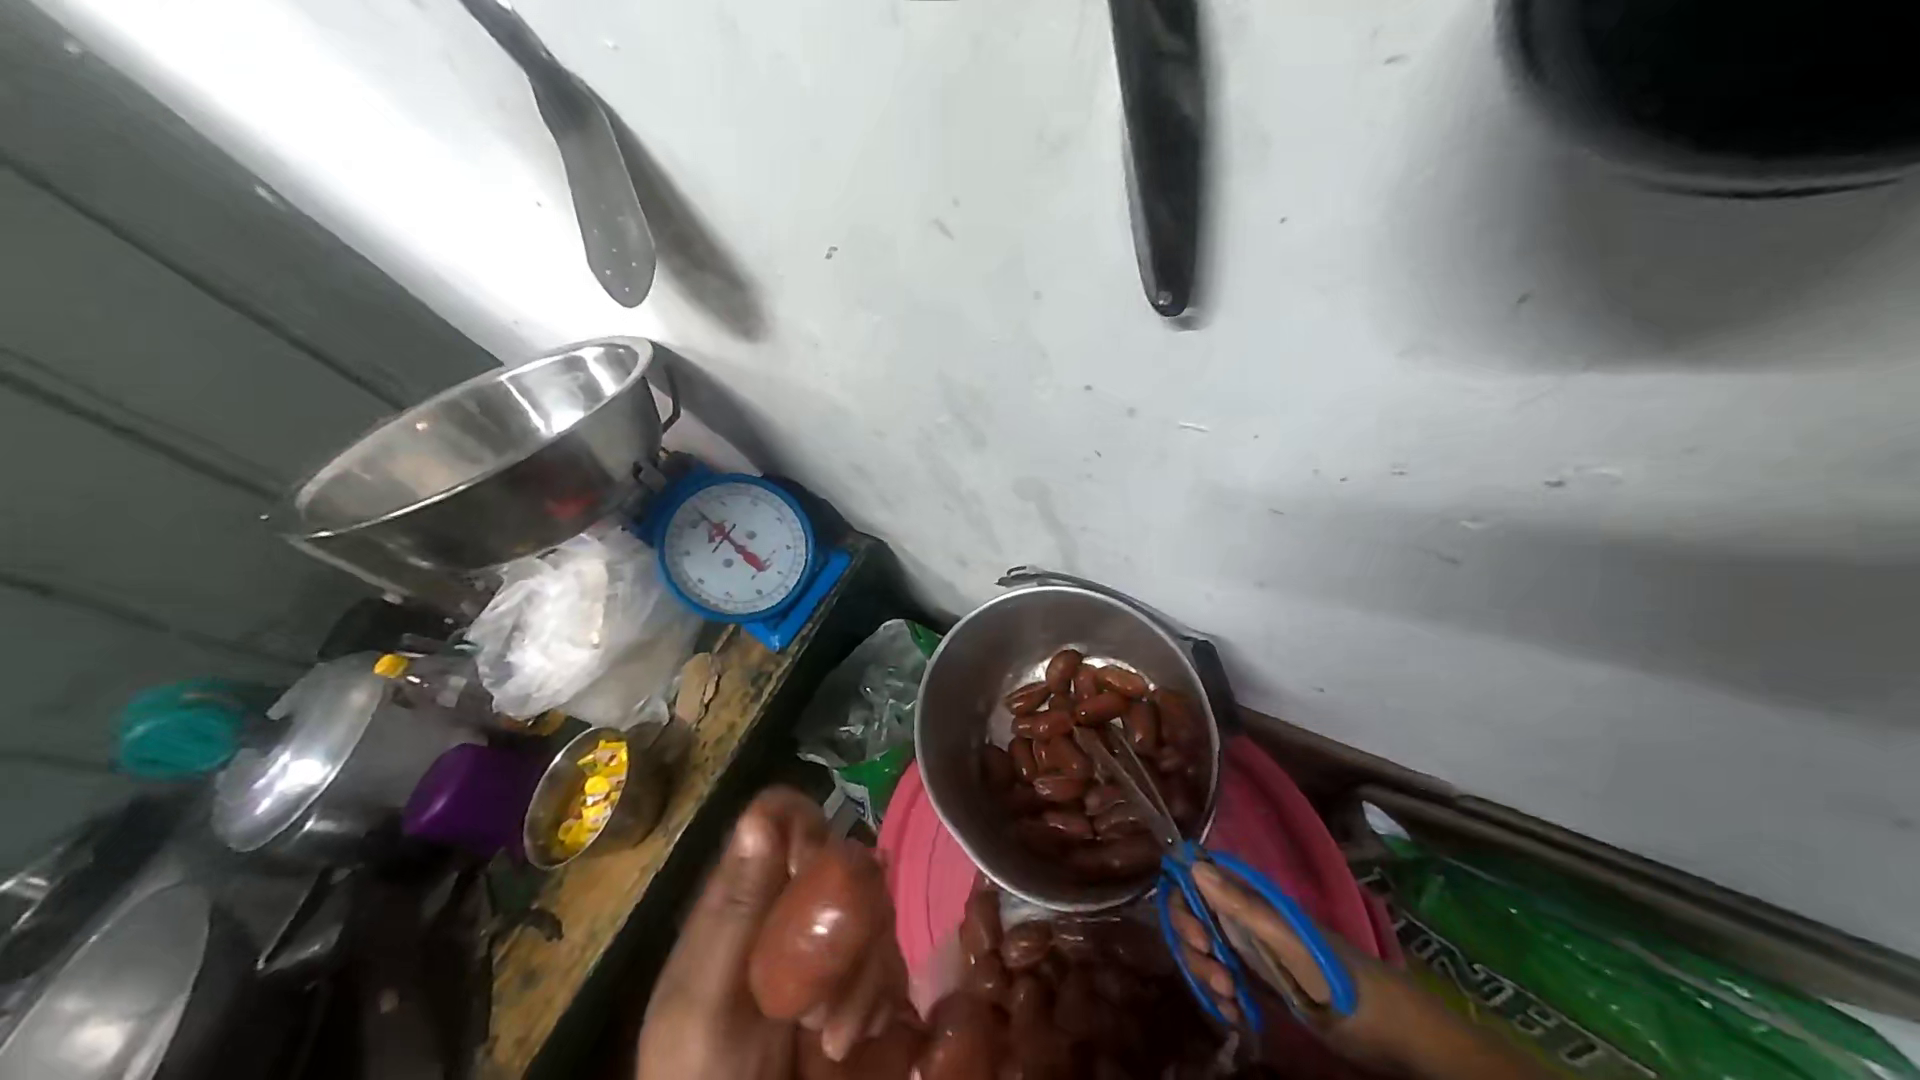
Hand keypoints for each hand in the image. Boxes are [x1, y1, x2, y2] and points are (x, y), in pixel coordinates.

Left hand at [637, 787, 902, 1079]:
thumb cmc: (701, 1076)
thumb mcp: (703, 1000)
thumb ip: (736, 909)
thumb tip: (762, 813)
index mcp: (746, 894)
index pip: (784, 818)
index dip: (805, 831)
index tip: (810, 878)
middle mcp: (794, 906)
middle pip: (844, 860)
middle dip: (844, 922)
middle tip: (816, 990)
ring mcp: (833, 943)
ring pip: (876, 907)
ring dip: (861, 974)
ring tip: (828, 1037)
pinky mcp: (866, 981)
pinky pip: (893, 956)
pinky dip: (878, 996)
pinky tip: (851, 1038)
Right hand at [1168, 863, 1555, 1079]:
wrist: (1391, 1035)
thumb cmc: (1343, 984)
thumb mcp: (1291, 946)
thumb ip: (1243, 907)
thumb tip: (1192, 864)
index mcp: (1252, 899)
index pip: (1197, 881)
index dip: (1184, 904)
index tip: (1197, 938)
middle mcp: (1245, 916)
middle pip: (1194, 917)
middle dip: (1194, 949)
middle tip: (1220, 979)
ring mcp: (1250, 948)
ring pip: (1203, 949)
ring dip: (1206, 975)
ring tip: (1230, 1001)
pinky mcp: (1257, 980)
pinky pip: (1219, 977)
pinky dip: (1218, 995)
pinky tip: (1234, 1014)